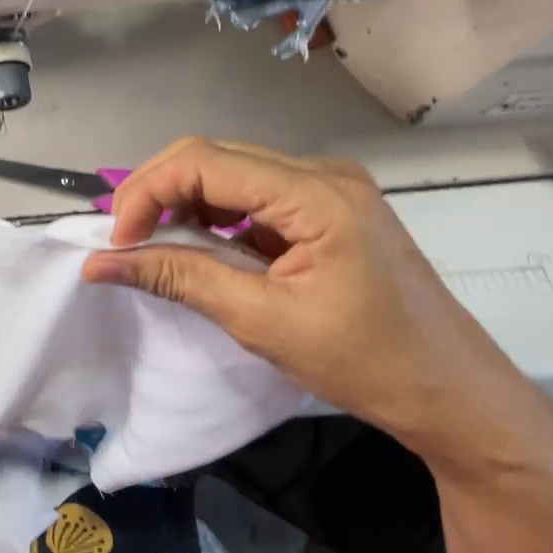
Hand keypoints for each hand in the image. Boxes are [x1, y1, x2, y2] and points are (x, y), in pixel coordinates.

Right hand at [80, 138, 536, 468]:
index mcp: (316, 195)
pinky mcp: (327, 208)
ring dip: (178, 201)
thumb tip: (96, 263)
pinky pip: (249, 191)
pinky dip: (209, 212)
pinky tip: (200, 245)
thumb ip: (176, 278)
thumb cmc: (365, 362)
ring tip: (154, 244)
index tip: (119, 244)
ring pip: (225, 169)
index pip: (202, 162)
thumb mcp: (260, 321)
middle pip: (209, 155)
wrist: (456, 397)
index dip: (146, 193)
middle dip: (155, 192)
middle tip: (125, 242)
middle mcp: (323, 174)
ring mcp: (329, 188)